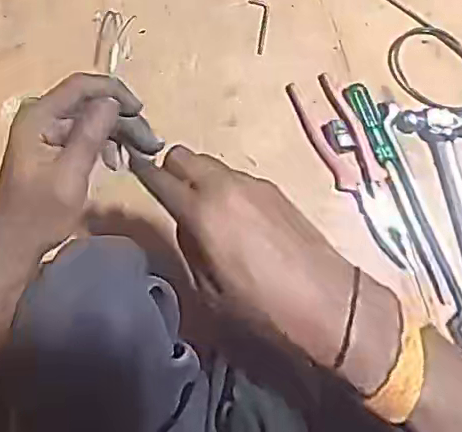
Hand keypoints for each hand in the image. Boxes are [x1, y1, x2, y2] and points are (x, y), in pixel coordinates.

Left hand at [0, 73, 162, 265]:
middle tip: (150, 142)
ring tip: (143, 152)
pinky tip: (118, 161)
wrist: (11, 252)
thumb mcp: (69, 176)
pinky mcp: (49, 145)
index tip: (140, 110)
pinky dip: (104, 143)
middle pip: (88, 101)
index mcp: (37, 115)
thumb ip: (90, 134)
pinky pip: (83, 132)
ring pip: (89, 117)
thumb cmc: (37, 217)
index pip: (81, 85)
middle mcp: (39, 115)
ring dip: (117, 131)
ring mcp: (43, 130)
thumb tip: (112, 100)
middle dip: (121, 118)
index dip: (114, 91)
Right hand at [132, 147, 401, 393]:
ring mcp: (250, 182)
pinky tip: (236, 217)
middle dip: (170, 168)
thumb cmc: (264, 306)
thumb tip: (186, 225)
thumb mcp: (211, 292)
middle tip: (170, 192)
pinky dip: (224, 186)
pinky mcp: (271, 187)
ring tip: (206, 208)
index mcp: (202, 212)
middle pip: (183, 155)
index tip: (132, 167)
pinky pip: (234, 176)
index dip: (142, 172)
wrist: (329, 301)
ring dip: (199, 176)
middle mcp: (223, 186)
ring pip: (209, 162)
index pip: (160, 178)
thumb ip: (190, 248)